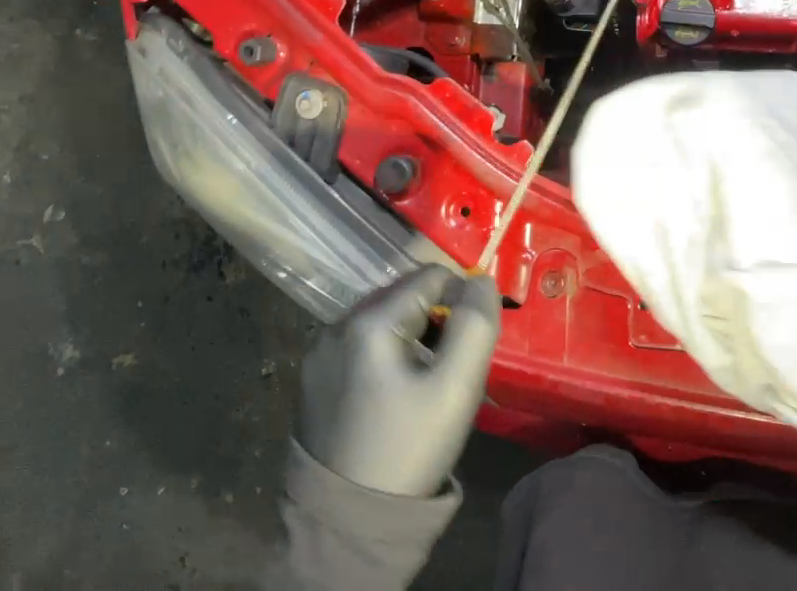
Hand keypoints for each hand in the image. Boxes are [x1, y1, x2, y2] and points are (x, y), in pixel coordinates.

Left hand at [297, 265, 500, 496]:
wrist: (349, 520)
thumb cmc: (409, 448)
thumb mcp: (456, 387)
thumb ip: (476, 325)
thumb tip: (482, 282)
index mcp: (368, 322)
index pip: (431, 276)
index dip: (462, 300)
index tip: (473, 343)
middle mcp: (335, 326)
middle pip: (404, 295)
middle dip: (437, 318)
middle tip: (454, 366)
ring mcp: (319, 354)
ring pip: (383, 321)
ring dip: (415, 336)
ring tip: (430, 381)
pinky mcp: (315, 380)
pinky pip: (363, 347)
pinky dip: (389, 355)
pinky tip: (400, 393)